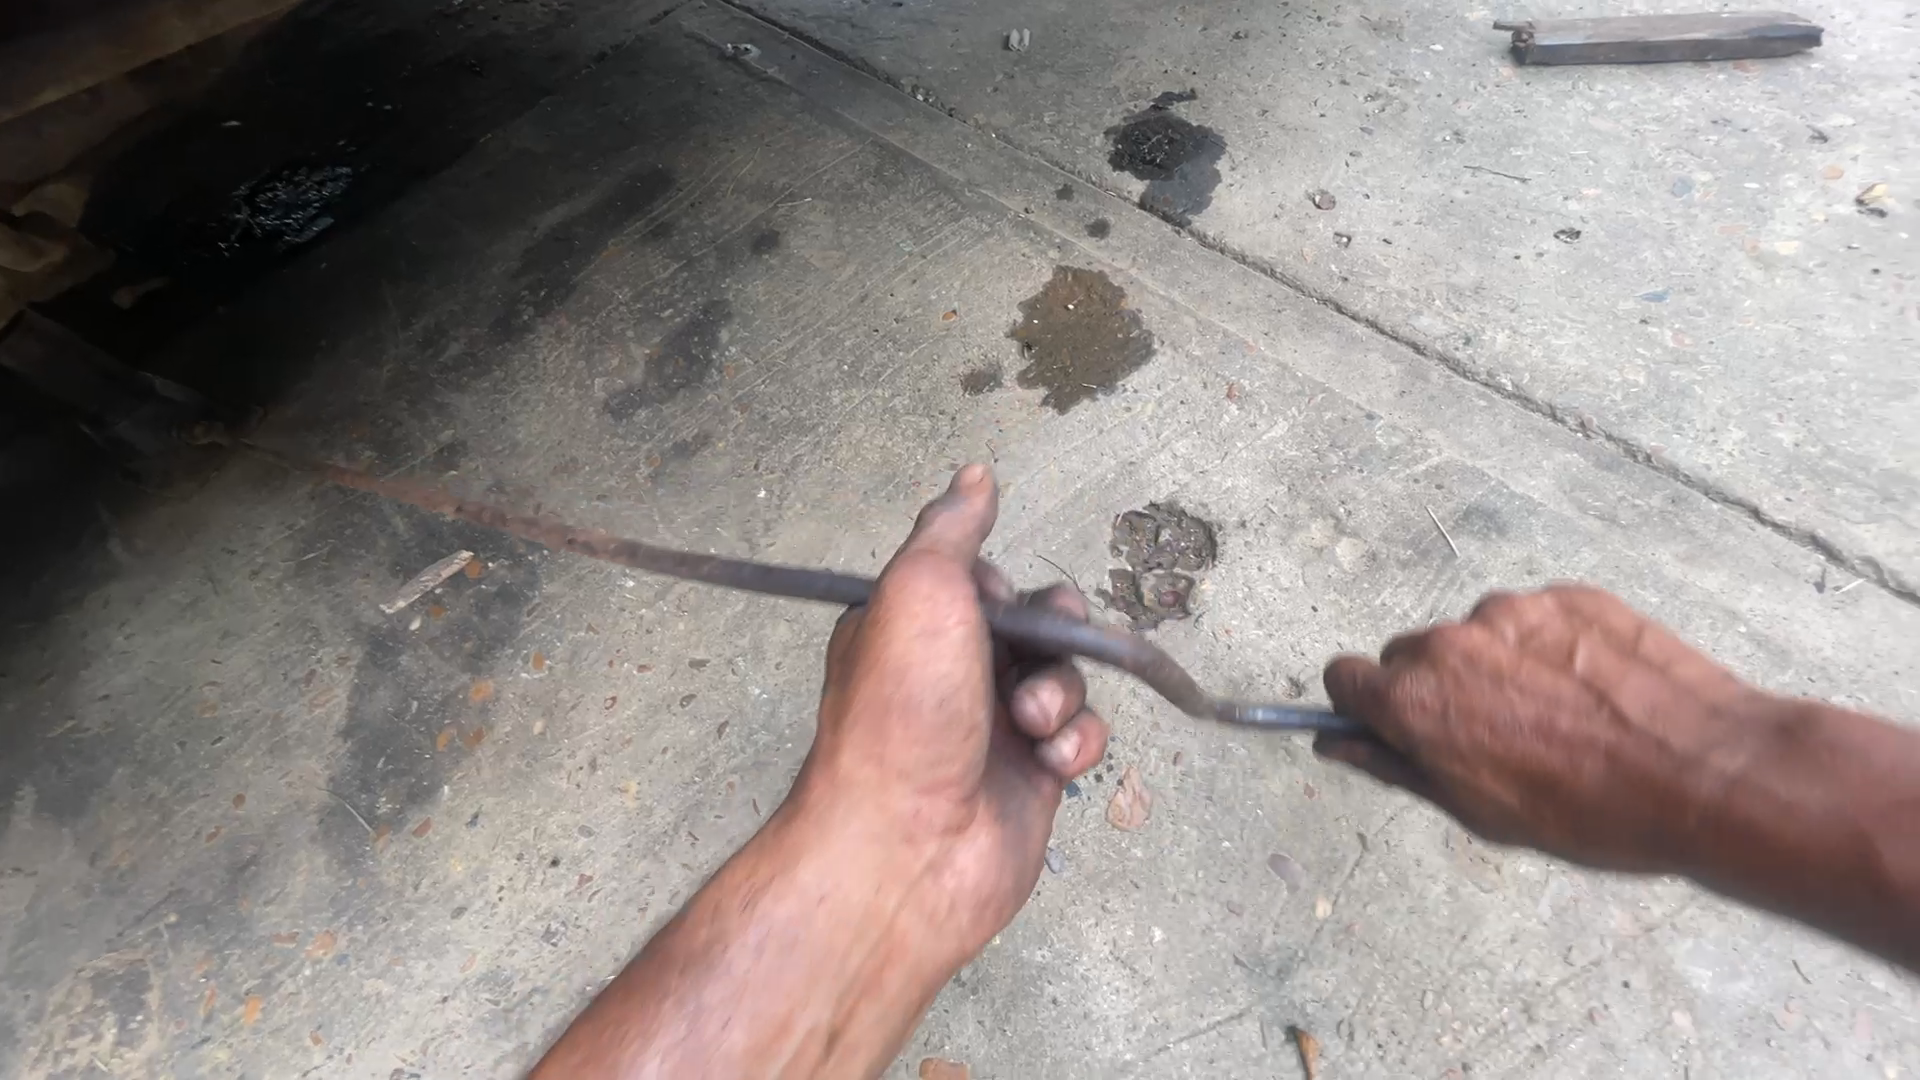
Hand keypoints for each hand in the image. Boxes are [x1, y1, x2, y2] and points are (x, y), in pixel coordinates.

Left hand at [788, 464, 1109, 970]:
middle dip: (1054, 634)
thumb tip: (976, 473)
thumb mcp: (919, 591)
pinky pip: (1078, 737)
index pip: (986, 583)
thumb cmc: (907, 705)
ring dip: (1059, 695)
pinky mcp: (1031, 775)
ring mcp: (995, 727)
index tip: (990, 608)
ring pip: (1065, 679)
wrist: (909, 843)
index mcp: (919, 628)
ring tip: (1029, 725)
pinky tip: (1047, 764)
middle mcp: (954, 673)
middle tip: (1044, 653)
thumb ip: (951, 530)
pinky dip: (1073, 744)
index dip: (1002, 591)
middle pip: (1039, 626)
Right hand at [1315, 585, 1789, 871]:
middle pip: (1407, 654)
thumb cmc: (1588, 811)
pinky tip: (1591, 682)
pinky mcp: (1561, 595)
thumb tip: (1331, 743)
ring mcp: (1504, 612)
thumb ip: (1391, 765)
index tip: (1398, 722)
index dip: (1365, 701)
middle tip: (1492, 724)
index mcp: (1411, 699)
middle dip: (1432, 683)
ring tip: (1557, 705)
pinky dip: (1544, 643)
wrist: (1717, 774)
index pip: (1343, 674)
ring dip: (1491, 661)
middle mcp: (1443, 644)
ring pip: (1470, 633)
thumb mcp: (1475, 809)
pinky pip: (1529, 617)